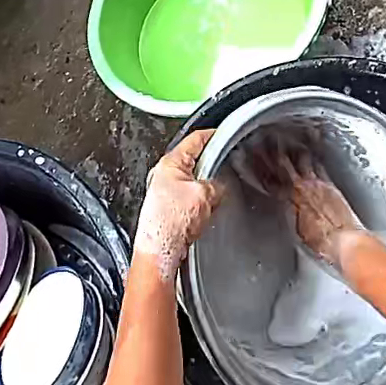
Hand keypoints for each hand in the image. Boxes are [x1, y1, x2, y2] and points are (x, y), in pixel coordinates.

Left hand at [134, 129, 220, 278]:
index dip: (211, 135)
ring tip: (212, 198)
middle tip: (225, 167)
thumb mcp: (205, 195)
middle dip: (210, 165)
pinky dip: (199, 203)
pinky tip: (203, 213)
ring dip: (204, 188)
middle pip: (193, 160)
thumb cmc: (172, 223)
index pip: (194, 140)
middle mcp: (163, 174)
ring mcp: (164, 191)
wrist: (160, 252)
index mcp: (170, 163)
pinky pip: (189, 198)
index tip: (222, 133)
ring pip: (193, 182)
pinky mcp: (167, 208)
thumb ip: (217, 184)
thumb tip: (220, 186)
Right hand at [240, 133, 366, 269]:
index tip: (252, 158)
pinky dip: (313, 158)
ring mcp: (317, 184)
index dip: (260, 169)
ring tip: (285, 141)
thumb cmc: (321, 242)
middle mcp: (302, 188)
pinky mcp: (330, 185)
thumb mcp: (296, 230)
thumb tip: (283, 203)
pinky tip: (311, 153)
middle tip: (264, 142)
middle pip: (283, 167)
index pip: (270, 181)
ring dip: (292, 151)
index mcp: (290, 200)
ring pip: (301, 162)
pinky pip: (319, 166)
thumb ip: (289, 211)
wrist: (344, 240)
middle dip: (271, 154)